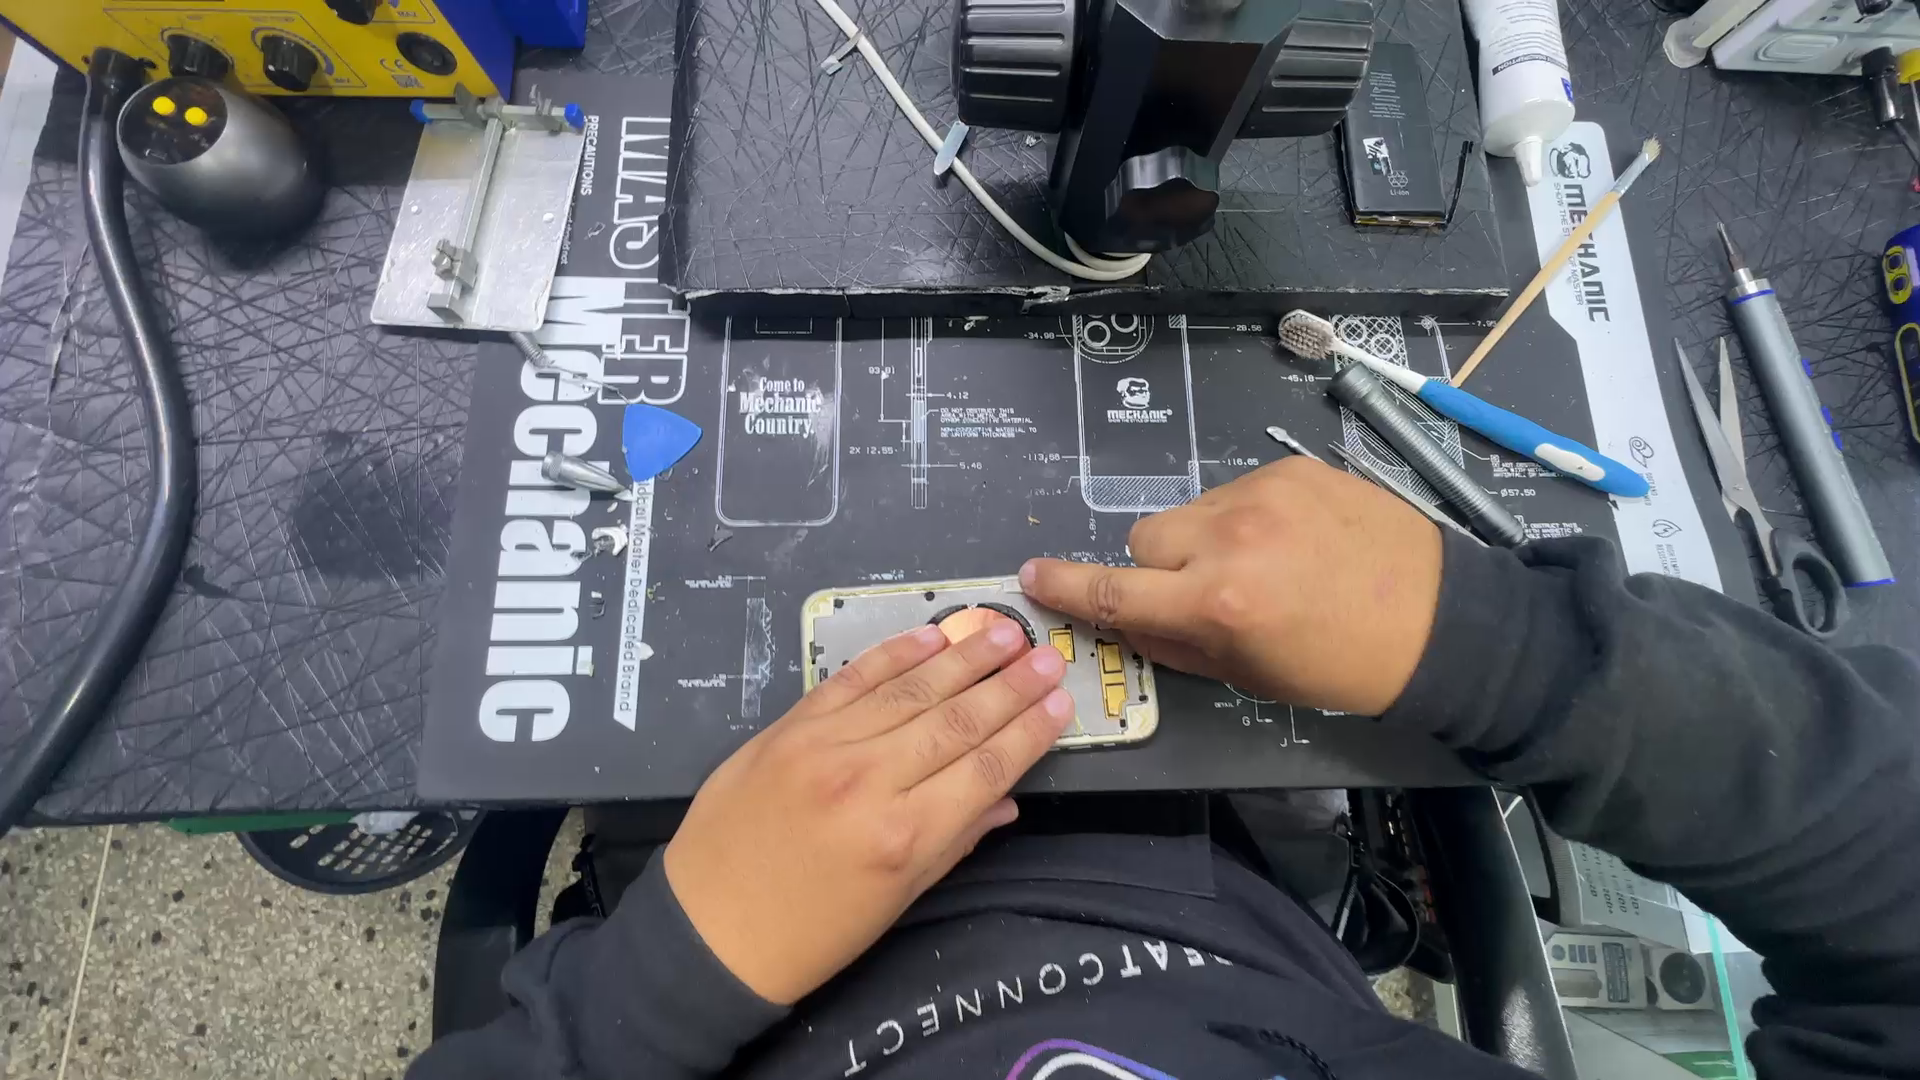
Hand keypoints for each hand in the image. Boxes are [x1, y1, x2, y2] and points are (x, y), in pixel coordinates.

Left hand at [663, 617, 1072, 1004]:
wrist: (706, 929)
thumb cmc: (811, 933)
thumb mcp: (896, 902)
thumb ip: (956, 840)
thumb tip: (1007, 797)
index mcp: (902, 836)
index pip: (986, 768)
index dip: (1030, 731)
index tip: (1061, 702)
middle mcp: (869, 780)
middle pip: (957, 720)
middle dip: (1010, 685)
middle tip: (1046, 655)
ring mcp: (826, 745)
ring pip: (911, 689)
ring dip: (964, 657)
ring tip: (1003, 631)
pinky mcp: (791, 725)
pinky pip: (853, 678)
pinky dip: (895, 654)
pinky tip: (931, 636)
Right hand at [1021, 456, 1442, 715]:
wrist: (1442, 620)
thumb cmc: (1337, 665)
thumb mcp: (1244, 673)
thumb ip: (1169, 642)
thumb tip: (1120, 616)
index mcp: (1217, 603)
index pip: (1113, 591)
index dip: (1064, 587)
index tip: (1032, 576)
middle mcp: (1228, 539)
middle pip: (1142, 540)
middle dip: (1158, 567)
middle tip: (1205, 589)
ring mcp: (1260, 493)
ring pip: (1184, 514)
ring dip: (1199, 539)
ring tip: (1260, 560)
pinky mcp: (1289, 467)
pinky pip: (1231, 492)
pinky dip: (1241, 517)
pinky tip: (1289, 537)